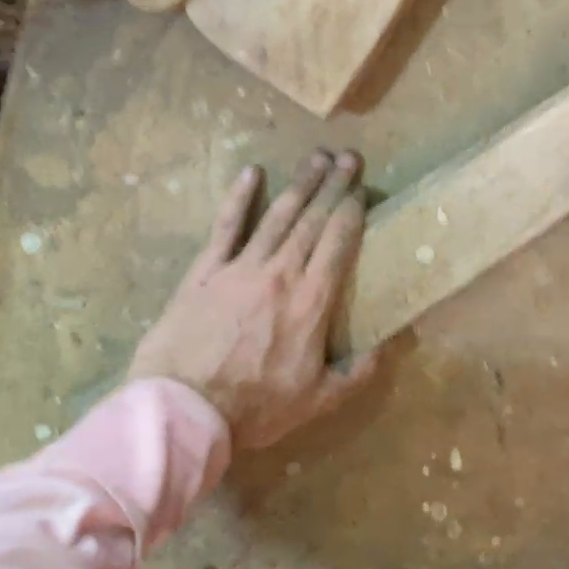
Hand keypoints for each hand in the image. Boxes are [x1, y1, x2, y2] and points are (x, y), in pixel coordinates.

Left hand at [128, 151, 375, 448]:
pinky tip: (252, 173)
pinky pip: (226, 227)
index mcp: (313, 299)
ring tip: (316, 157)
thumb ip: (356, 372)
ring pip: (278, 215)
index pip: (340, 241)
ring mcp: (241, 267)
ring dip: (300, 184)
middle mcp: (283, 272)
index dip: (353, 211)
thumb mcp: (318, 400)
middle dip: (334, 185)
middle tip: (348, 158)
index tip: (363, 191)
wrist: (183, 410)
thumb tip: (386, 347)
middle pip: (314, 219)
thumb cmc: (255, 407)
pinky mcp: (205, 271)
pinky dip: (239, 198)